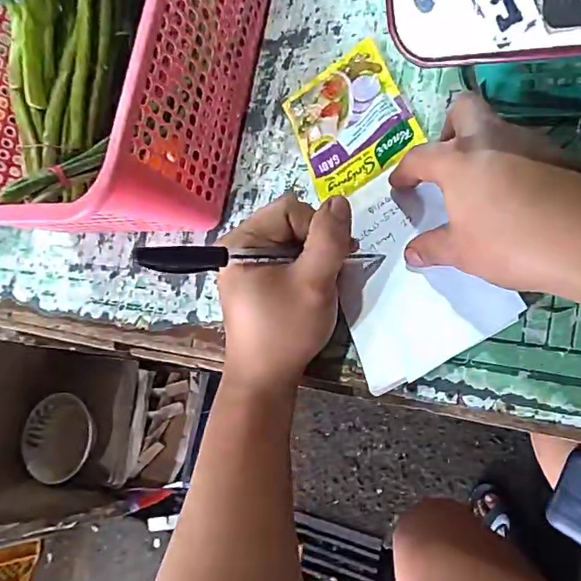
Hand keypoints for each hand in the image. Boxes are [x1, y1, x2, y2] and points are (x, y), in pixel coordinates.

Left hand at [217, 193, 351, 387]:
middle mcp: (240, 247)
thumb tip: (340, 200)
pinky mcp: (258, 282)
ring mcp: (248, 265)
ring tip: (325, 282)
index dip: (318, 227)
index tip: (334, 258)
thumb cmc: (286, 330)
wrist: (265, 380)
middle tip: (335, 270)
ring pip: (294, 241)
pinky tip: (314, 289)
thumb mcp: (314, 281)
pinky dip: (308, 269)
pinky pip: (288, 260)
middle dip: (319, 242)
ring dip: (317, 257)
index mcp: (242, 240)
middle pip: (292, 222)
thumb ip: (329, 238)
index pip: (291, 209)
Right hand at [388, 93, 580, 295]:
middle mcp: (492, 139)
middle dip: (450, 126)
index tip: (401, 185)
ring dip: (487, 147)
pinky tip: (522, 197)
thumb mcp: (463, 253)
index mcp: (458, 160)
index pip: (420, 156)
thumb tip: (412, 252)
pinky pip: (528, 150)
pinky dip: (517, 164)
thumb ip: (434, 248)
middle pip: (464, 108)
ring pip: (500, 128)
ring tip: (487, 186)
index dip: (406, 170)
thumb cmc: (510, 244)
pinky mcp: (561, 155)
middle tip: (449, 160)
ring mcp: (530, 142)